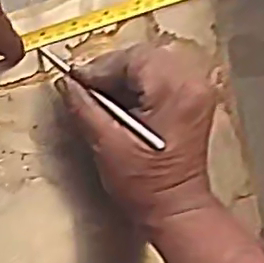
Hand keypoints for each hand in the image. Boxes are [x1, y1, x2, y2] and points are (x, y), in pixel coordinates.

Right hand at [60, 43, 221, 227]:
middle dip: (110, 70)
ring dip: (122, 77)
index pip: (132, 58)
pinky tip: (120, 104)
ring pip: (151, 63)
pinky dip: (136, 85)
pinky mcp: (192, 99)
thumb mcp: (106, 146)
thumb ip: (85, 109)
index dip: (98, 68)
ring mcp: (196, 90)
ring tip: (100, 100)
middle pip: (144, 56)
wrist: (173, 206)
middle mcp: (192, 84)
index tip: (73, 82)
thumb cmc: (144, 185)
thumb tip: (67, 84)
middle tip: (84, 90)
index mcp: (175, 92)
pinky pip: (160, 76)